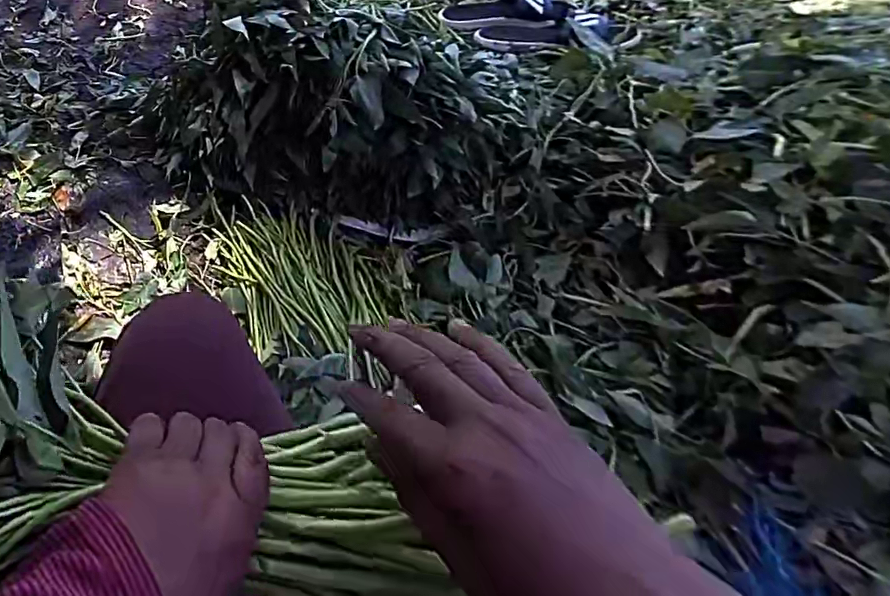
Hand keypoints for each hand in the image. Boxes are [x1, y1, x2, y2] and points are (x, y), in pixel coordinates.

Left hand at [100, 412, 267, 595]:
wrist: (124, 592)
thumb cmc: (179, 590)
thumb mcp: (227, 563)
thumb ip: (235, 518)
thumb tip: (231, 490)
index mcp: (238, 513)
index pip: (254, 455)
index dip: (244, 441)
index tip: (236, 441)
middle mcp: (211, 479)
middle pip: (220, 430)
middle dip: (211, 436)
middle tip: (199, 450)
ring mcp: (174, 463)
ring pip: (187, 421)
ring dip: (181, 433)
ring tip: (171, 449)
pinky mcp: (138, 456)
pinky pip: (151, 422)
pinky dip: (150, 430)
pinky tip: (146, 447)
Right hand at [342, 321, 732, 595]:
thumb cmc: (538, 590)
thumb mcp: (462, 558)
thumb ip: (414, 497)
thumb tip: (376, 448)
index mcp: (454, 468)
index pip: (387, 415)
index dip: (356, 395)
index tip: (337, 383)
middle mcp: (481, 427)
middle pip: (420, 369)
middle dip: (381, 345)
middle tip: (355, 329)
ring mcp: (519, 416)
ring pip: (460, 358)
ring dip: (422, 334)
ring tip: (393, 321)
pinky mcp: (551, 417)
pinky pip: (508, 367)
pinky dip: (480, 342)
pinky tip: (457, 326)